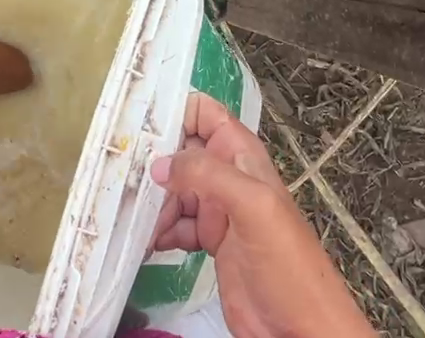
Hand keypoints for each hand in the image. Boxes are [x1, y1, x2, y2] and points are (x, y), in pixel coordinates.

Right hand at [151, 94, 376, 337]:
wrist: (302, 329)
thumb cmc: (288, 262)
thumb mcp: (253, 205)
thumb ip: (208, 174)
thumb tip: (159, 166)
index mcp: (241, 155)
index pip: (203, 112)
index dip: (173, 109)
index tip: (137, 119)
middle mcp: (227, 175)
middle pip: (181, 149)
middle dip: (152, 157)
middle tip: (122, 171)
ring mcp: (217, 209)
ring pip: (174, 187)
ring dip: (152, 198)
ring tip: (132, 214)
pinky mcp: (210, 241)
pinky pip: (175, 223)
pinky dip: (159, 229)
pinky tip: (148, 241)